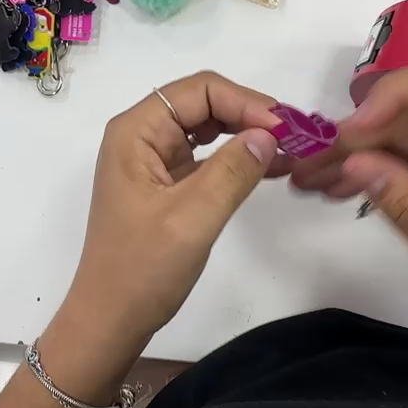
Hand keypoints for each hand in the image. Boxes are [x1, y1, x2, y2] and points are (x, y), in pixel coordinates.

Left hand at [57, 72, 287, 359]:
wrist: (111, 318)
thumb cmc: (142, 268)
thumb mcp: (192, 217)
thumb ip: (232, 171)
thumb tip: (271, 134)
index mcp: (136, 130)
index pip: (198, 90)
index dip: (245, 102)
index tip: (286, 129)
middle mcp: (141, 134)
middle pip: (203, 102)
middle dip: (250, 114)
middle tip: (297, 136)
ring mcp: (152, 158)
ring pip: (207, 126)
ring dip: (247, 134)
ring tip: (293, 149)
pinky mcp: (165, 182)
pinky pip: (206, 155)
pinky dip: (237, 158)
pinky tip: (272, 167)